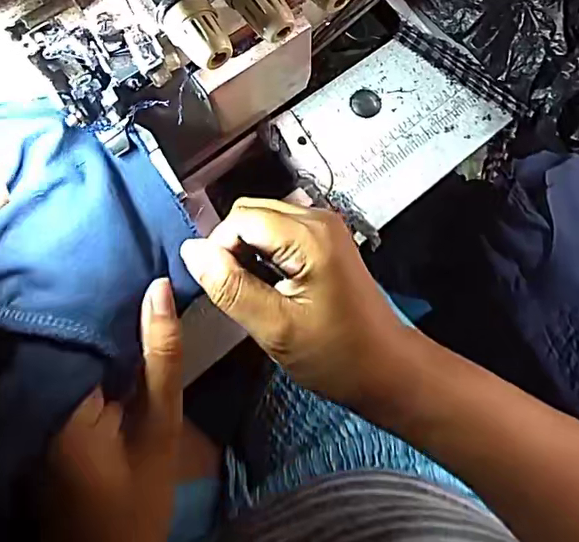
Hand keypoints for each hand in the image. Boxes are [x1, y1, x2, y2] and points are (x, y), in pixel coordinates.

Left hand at [41, 278, 181, 541]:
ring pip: (65, 351)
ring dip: (92, 324)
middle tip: (127, 262)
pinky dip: (87, 351)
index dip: (101, 289)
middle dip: (96, 302)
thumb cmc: (135, 500)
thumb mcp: (160, 426)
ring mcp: (31, 414)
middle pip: (66, 336)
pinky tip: (110, 331)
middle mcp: (32, 402)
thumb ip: (161, 357)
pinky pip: (64, 370)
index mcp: (58, 403)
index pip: (75, 327)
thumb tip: (159, 286)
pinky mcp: (39, 424)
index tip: (123, 255)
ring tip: (121, 283)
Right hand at [178, 197, 423, 411]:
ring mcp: (324, 225)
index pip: (241, 218)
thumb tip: (192, 251)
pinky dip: (264, 252)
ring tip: (255, 293)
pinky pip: (278, 229)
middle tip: (237, 293)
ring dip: (247, 250)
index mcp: (310, 235)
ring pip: (262, 219)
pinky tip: (270, 285)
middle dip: (232, 247)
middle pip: (251, 212)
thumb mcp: (275, 328)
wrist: (386, 366)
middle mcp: (318, 218)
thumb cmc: (337, 354)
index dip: (220, 249)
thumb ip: (231, 287)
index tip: (221, 289)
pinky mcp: (324, 237)